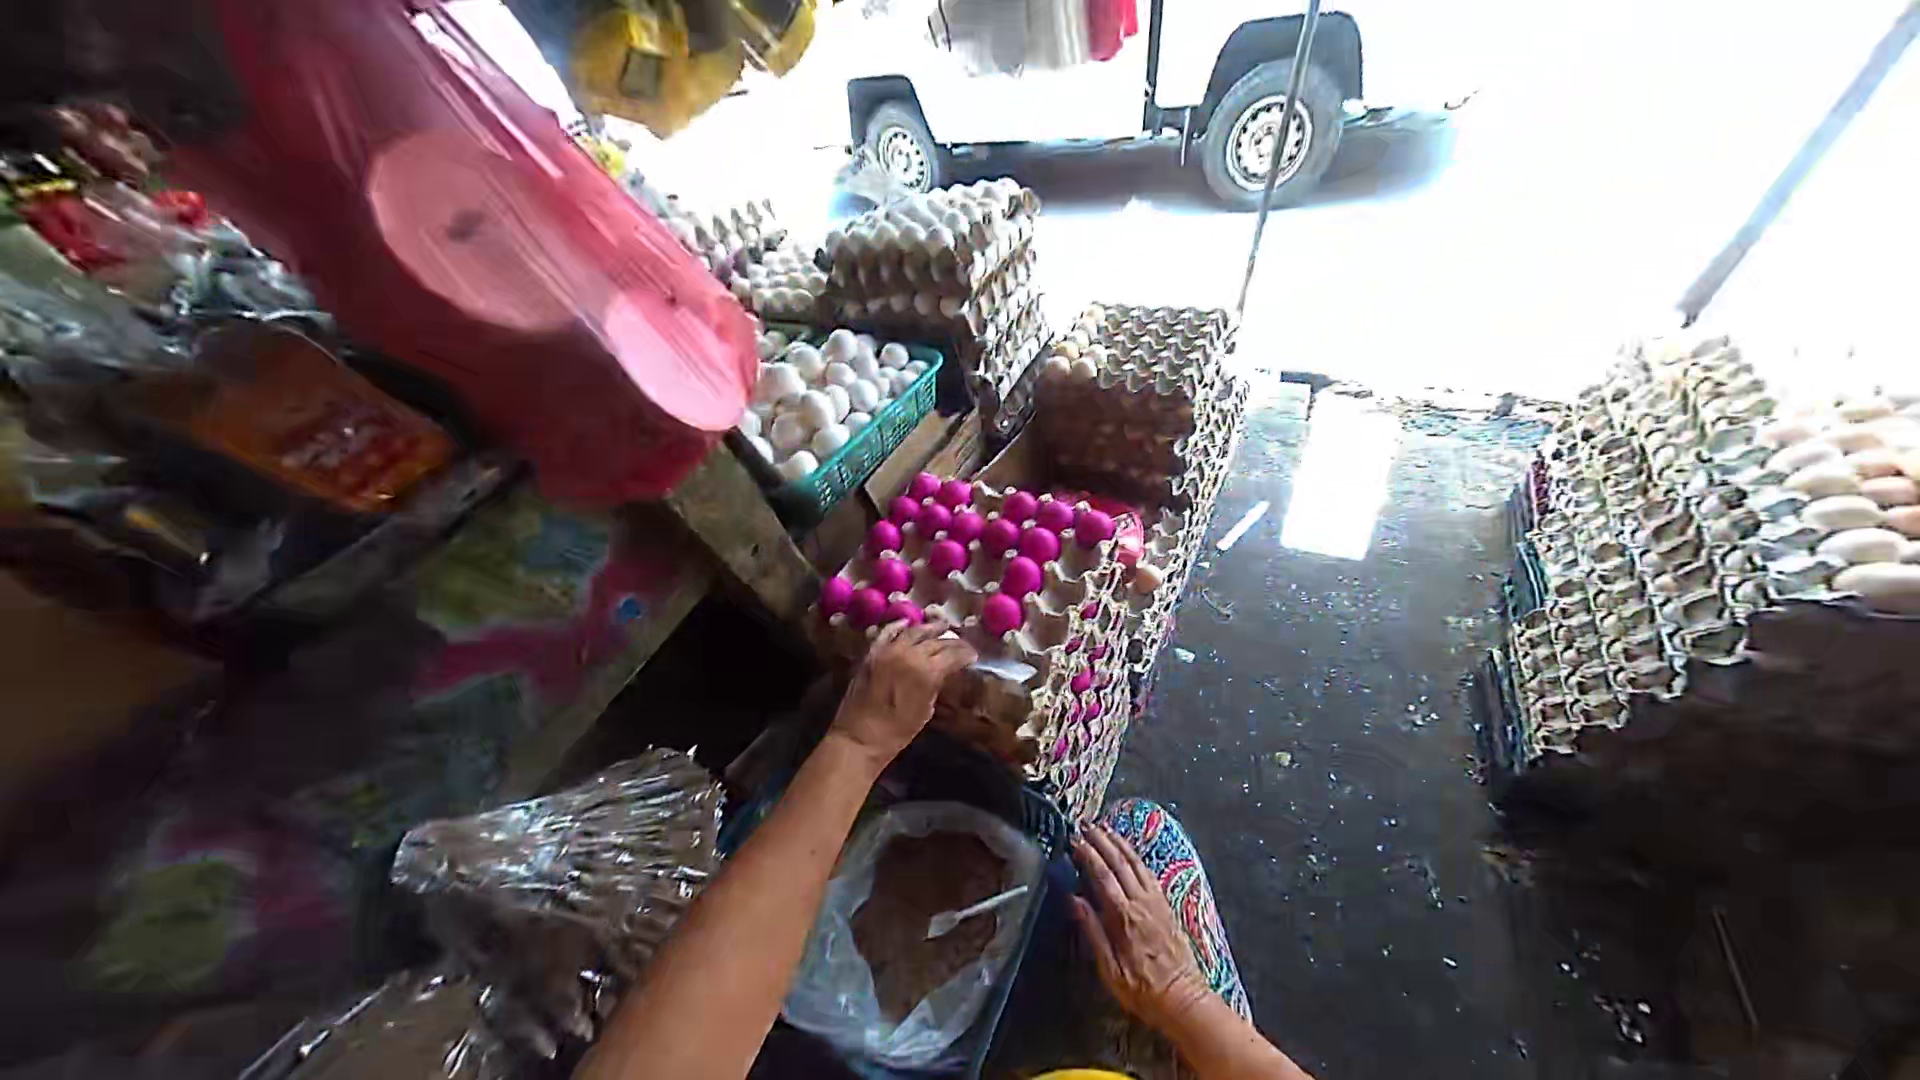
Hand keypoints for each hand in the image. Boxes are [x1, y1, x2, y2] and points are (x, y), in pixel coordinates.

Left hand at [829, 619, 976, 769]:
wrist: (860, 736)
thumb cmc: (897, 731)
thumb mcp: (926, 710)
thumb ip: (935, 685)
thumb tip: (942, 672)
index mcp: (927, 672)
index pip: (953, 655)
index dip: (966, 653)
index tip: (973, 655)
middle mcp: (909, 654)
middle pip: (936, 641)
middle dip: (952, 641)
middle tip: (961, 643)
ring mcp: (889, 650)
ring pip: (914, 631)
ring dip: (929, 628)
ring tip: (940, 626)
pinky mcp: (873, 652)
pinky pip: (888, 632)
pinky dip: (899, 626)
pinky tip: (907, 623)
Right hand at [1071, 821, 1210, 1032]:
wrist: (1182, 998)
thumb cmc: (1142, 988)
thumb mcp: (1110, 969)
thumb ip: (1092, 931)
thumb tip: (1075, 900)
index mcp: (1123, 916)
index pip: (1102, 875)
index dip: (1088, 854)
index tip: (1075, 840)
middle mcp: (1140, 902)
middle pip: (1118, 862)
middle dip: (1101, 840)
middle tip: (1086, 824)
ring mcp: (1155, 901)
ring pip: (1135, 862)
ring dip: (1119, 842)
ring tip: (1106, 828)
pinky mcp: (1166, 904)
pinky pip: (1149, 872)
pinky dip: (1136, 856)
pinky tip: (1129, 850)